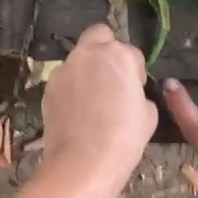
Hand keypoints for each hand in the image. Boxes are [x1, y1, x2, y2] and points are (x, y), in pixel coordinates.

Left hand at [41, 24, 155, 192]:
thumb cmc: (124, 138)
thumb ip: (140, 94)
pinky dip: (72, 88)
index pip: (132, 53)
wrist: (84, 162)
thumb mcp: (149, 115)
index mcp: (119, 55)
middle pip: (99, 35)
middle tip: (112, 78)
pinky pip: (65, 79)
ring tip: (92, 100)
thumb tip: (130, 95)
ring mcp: (64, 69)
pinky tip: (78, 112)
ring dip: (87, 70)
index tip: (136, 91)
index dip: (136, 72)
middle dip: (107, 50)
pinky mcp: (48, 87)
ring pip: (79, 58)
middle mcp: (89, 54)